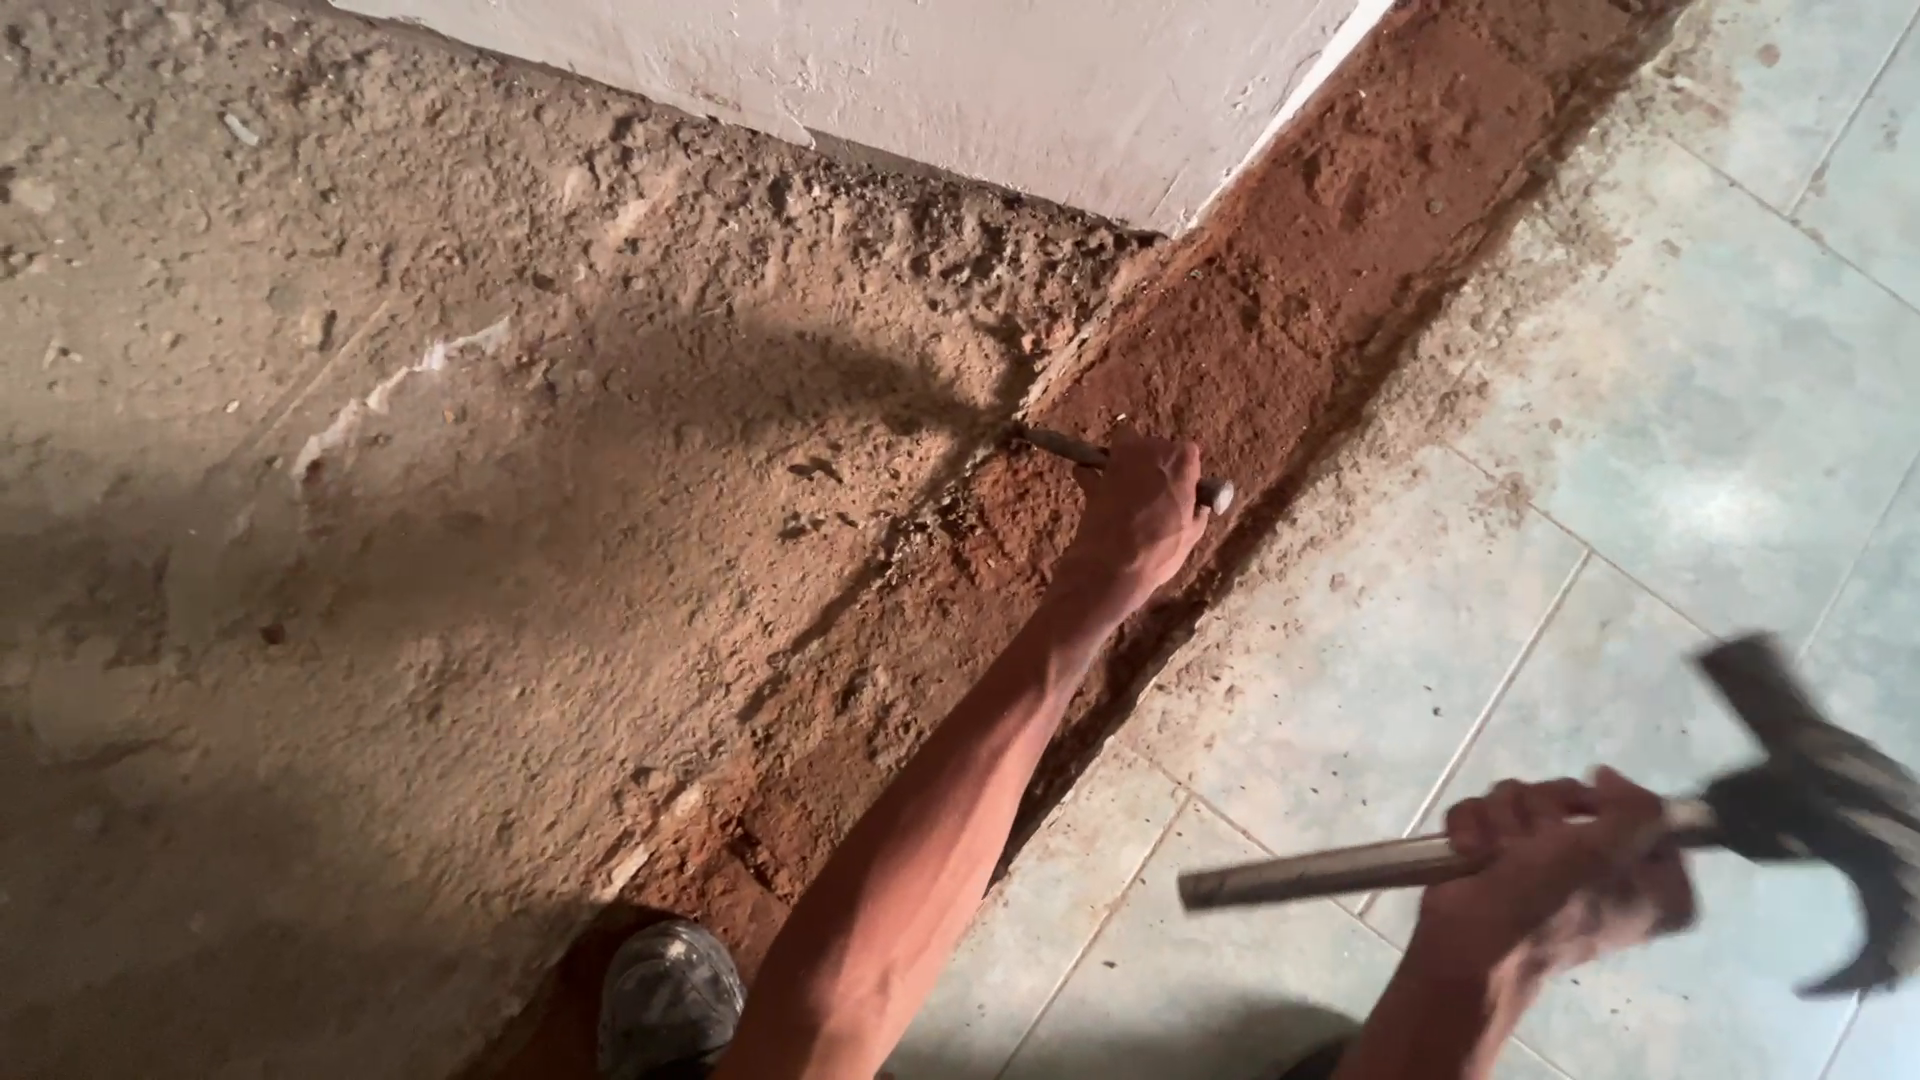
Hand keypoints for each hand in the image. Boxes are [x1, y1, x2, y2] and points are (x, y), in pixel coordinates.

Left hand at [1046, 430, 1208, 619]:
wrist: (1114, 564)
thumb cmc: (1161, 550)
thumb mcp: (1192, 533)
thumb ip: (1196, 509)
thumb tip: (1196, 503)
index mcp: (1181, 462)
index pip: (1188, 451)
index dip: (1183, 469)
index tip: (1181, 487)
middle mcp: (1150, 452)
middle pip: (1155, 445)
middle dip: (1153, 461)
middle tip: (1153, 489)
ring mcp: (1118, 463)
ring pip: (1122, 444)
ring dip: (1124, 458)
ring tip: (1126, 482)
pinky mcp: (1093, 479)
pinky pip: (1089, 468)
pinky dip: (1090, 474)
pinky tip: (1095, 486)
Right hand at [1410, 768, 1696, 987]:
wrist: (1474, 939)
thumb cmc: (1548, 905)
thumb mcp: (1606, 853)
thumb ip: (1634, 809)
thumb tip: (1608, 776)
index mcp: (1652, 882)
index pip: (1640, 813)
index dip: (1604, 806)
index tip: (1582, 818)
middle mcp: (1602, 868)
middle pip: (1569, 797)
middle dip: (1538, 813)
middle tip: (1531, 843)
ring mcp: (1543, 859)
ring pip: (1518, 798)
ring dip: (1499, 820)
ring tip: (1493, 851)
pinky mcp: (1495, 851)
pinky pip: (1480, 810)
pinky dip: (1470, 827)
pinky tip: (1470, 850)